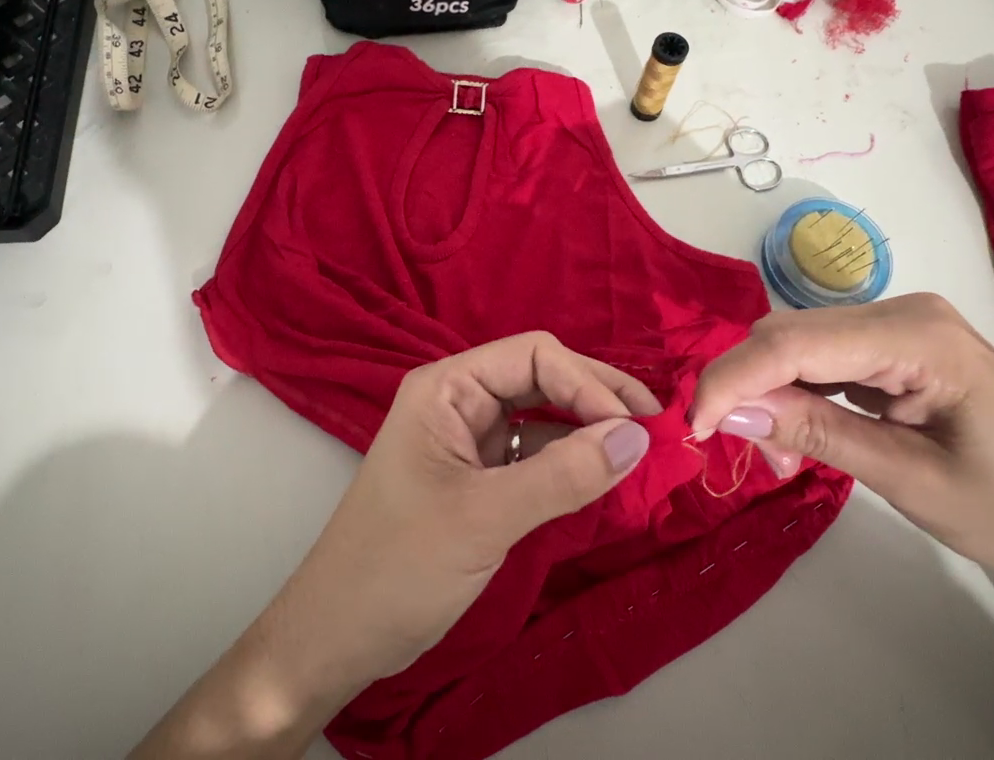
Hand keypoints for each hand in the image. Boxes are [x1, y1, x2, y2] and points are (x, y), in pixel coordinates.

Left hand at [287, 331, 658, 684]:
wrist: (338, 637)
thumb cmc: (398, 566)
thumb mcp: (484, 518)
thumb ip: (562, 476)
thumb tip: (637, 438)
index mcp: (446, 389)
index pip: (533, 355)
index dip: (588, 383)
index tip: (634, 429)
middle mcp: (457, 403)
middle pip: (541, 378)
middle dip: (596, 398)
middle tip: (655, 428)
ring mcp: (466, 443)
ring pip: (540, 418)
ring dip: (587, 431)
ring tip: (639, 452)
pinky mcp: (476, 481)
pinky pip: (533, 457)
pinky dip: (569, 463)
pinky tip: (601, 477)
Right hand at [688, 294, 993, 600]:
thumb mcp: (911, 481)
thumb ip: (818, 434)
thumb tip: (732, 409)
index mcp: (916, 335)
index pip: (792, 343)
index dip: (732, 381)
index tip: (695, 430)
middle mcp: (904, 312)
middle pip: (788, 335)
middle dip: (750, 389)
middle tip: (755, 458)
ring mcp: (902, 327)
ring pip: (799, 345)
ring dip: (771, 393)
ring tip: (782, 457)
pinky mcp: (899, 350)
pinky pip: (824, 359)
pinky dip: (798, 394)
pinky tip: (800, 434)